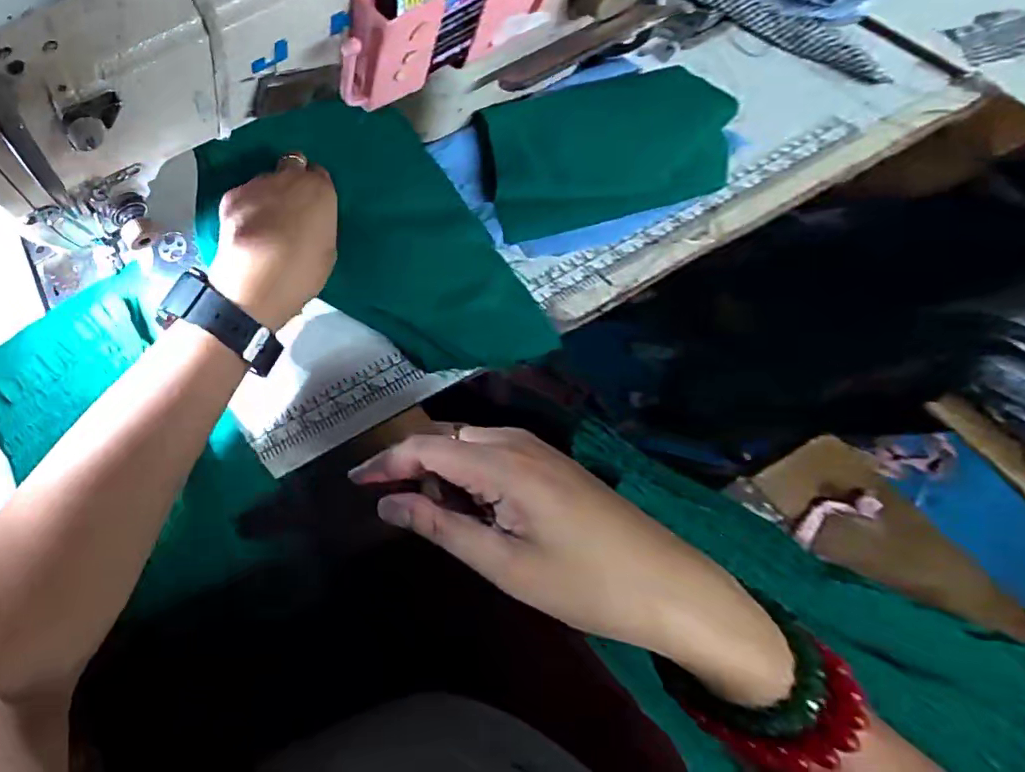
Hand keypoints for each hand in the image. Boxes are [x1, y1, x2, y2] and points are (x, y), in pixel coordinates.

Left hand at [206, 154, 337, 331]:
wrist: (259, 278)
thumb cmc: (303, 270)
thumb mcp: (326, 248)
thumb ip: (318, 223)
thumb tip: (307, 222)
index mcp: (320, 189)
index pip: (319, 174)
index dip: (313, 189)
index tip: (309, 204)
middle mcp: (290, 178)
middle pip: (292, 164)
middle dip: (290, 178)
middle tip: (287, 205)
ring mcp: (258, 184)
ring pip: (264, 181)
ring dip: (265, 195)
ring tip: (260, 223)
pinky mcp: (231, 196)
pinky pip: (242, 196)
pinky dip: (243, 208)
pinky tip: (242, 229)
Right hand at [350, 424, 795, 707]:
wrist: (672, 585)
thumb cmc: (584, 583)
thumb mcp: (504, 564)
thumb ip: (440, 526)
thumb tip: (387, 504)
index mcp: (502, 462)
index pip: (425, 447)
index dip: (385, 461)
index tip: (352, 480)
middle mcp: (516, 441)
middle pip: (445, 438)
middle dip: (413, 466)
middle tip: (394, 507)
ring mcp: (537, 447)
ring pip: (468, 443)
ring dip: (442, 470)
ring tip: (435, 514)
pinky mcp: (551, 460)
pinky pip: (493, 451)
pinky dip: (469, 471)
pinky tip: (474, 506)